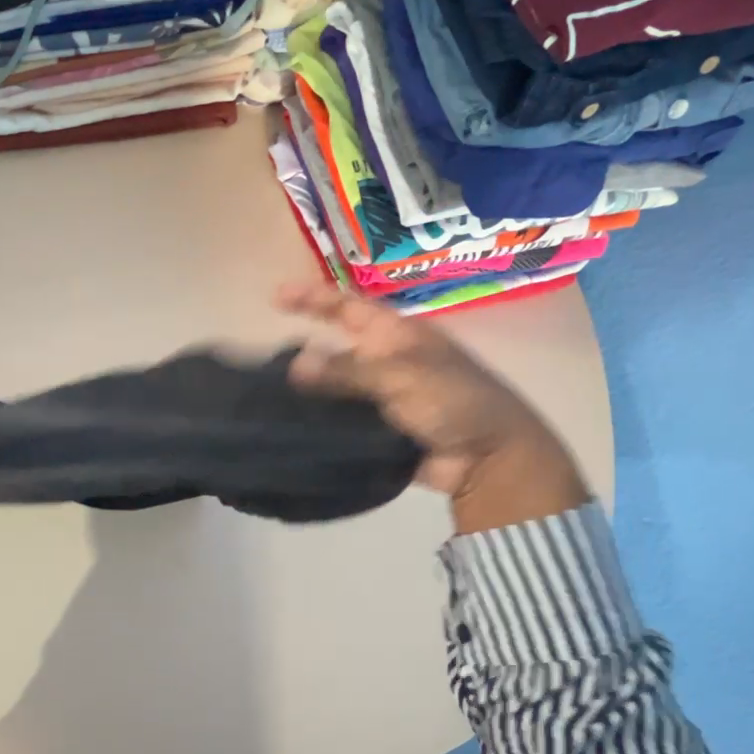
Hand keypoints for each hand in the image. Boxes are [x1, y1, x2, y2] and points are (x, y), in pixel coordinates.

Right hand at [276, 282, 588, 533]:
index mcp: (397, 336)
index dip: (313, 298)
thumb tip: (294, 364)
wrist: (489, 457)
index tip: (275, 296)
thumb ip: (346, 369)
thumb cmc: (454, 401)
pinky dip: (321, 423)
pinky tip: (293, 428)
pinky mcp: (379, 430)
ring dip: (308, 392)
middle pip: (336, 348)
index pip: (348, 308)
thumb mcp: (400, 375)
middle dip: (304, 349)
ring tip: (268, 398)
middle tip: (264, 359)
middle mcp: (386, 361)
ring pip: (335, 388)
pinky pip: (342, 421)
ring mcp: (383, 397)